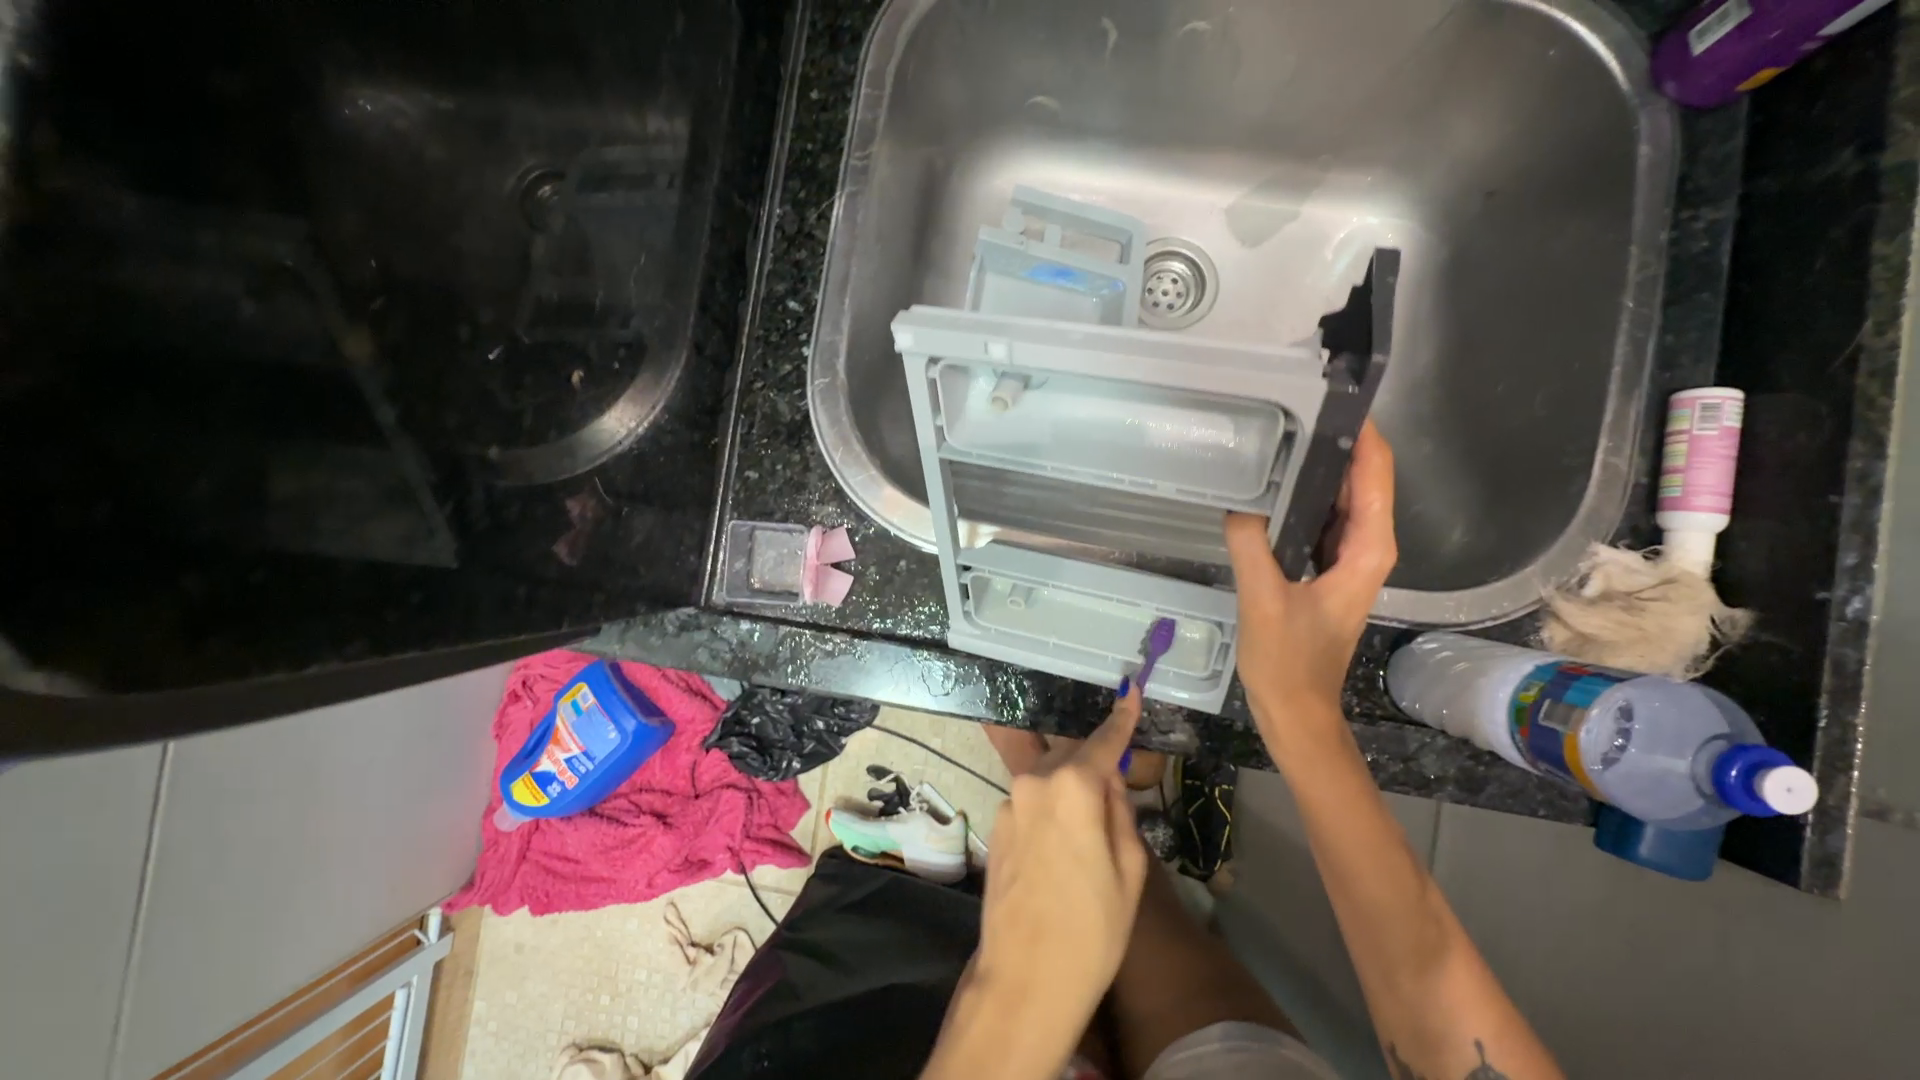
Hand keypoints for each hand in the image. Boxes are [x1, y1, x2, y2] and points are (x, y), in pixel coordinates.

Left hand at [923, 691, 1149, 1079]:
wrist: (1025, 979)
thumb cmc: (1092, 929)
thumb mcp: (1129, 870)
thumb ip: (1119, 811)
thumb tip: (1108, 780)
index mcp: (1073, 788)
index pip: (1103, 741)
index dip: (1121, 717)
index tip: (1131, 689)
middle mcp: (1034, 785)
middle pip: (1072, 761)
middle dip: (1095, 769)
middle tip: (1117, 801)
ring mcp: (1009, 806)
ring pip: (1050, 783)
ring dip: (1071, 794)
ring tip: (1089, 842)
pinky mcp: (996, 829)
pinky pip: (1033, 806)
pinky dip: (1051, 814)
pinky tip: (1062, 856)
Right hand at [1225, 420, 1396, 727]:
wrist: (1296, 711)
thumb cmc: (1288, 661)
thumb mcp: (1262, 598)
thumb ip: (1250, 542)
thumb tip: (1237, 500)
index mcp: (1366, 549)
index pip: (1374, 473)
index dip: (1362, 431)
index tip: (1334, 395)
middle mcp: (1366, 548)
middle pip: (1362, 480)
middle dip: (1337, 442)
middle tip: (1292, 407)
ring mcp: (1347, 560)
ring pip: (1341, 500)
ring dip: (1318, 470)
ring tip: (1279, 435)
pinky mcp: (1325, 571)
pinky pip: (1320, 521)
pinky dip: (1303, 500)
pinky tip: (1271, 489)